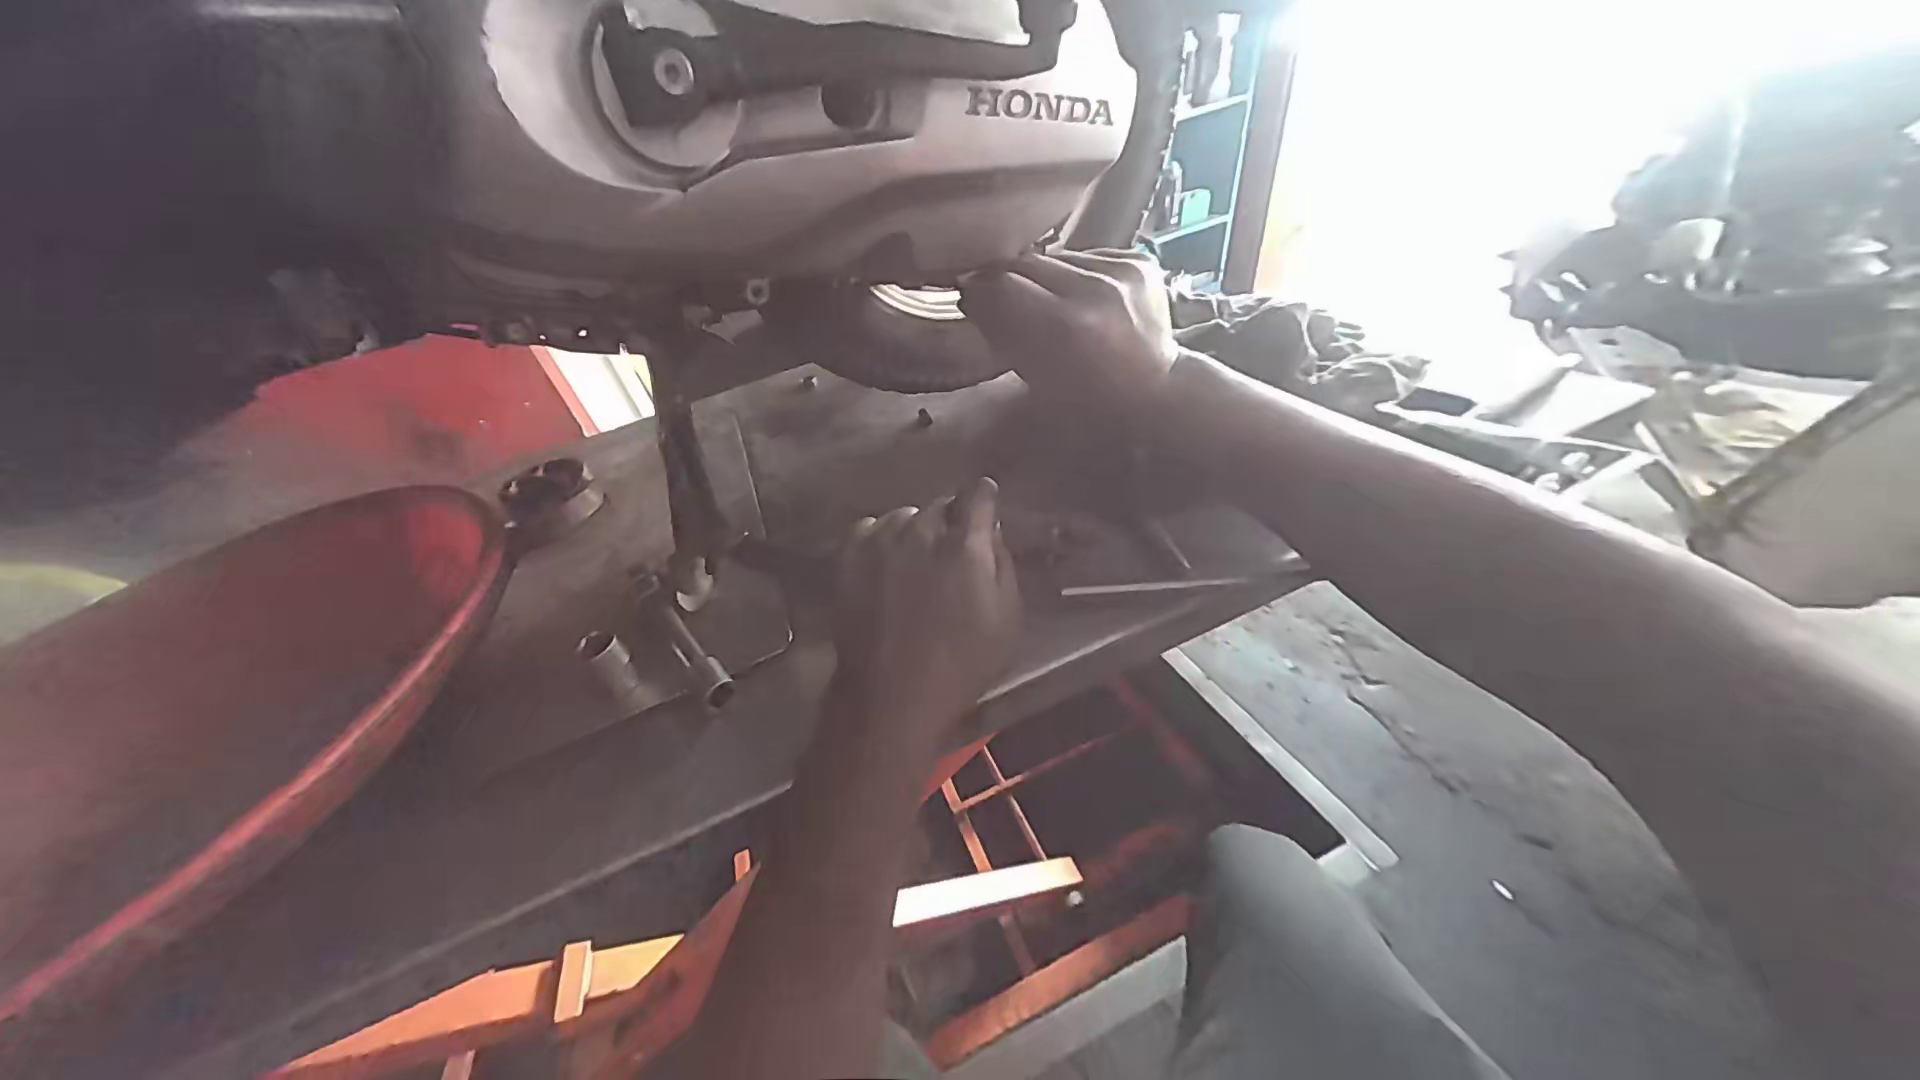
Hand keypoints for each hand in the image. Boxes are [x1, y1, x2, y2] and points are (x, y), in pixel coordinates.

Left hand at [831, 477, 1022, 752]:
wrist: (892, 694)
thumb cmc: (962, 663)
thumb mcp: (1007, 618)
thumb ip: (1001, 563)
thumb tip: (990, 531)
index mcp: (965, 546)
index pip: (978, 494)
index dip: (984, 498)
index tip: (984, 508)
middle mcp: (921, 531)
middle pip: (941, 506)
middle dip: (950, 524)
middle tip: (949, 557)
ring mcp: (880, 541)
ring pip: (905, 516)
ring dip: (915, 532)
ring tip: (914, 565)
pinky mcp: (849, 555)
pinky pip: (871, 528)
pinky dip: (882, 539)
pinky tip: (886, 567)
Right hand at [958, 250, 1180, 418]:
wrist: (1156, 398)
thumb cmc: (1089, 410)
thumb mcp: (1035, 386)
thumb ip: (1003, 338)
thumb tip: (973, 295)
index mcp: (1065, 332)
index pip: (998, 286)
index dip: (977, 292)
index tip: (970, 302)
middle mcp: (1094, 292)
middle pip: (1023, 263)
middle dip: (1002, 281)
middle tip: (995, 302)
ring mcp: (1121, 272)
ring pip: (1053, 257)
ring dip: (1038, 278)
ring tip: (1042, 308)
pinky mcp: (1138, 262)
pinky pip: (1084, 257)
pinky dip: (1071, 277)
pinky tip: (1076, 303)